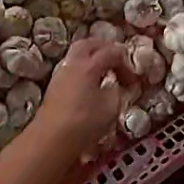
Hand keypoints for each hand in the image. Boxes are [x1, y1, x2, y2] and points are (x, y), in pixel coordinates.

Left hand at [15, 39, 129, 171]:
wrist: (51, 139)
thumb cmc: (84, 122)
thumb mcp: (111, 107)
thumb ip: (117, 90)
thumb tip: (114, 85)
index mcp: (89, 65)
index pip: (111, 52)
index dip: (126, 61)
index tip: (133, 77)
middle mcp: (73, 63)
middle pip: (90, 44)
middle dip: (106, 48)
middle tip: (118, 61)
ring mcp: (60, 73)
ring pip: (77, 54)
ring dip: (92, 57)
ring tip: (104, 72)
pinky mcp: (54, 86)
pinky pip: (71, 67)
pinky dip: (83, 68)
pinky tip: (90, 83)